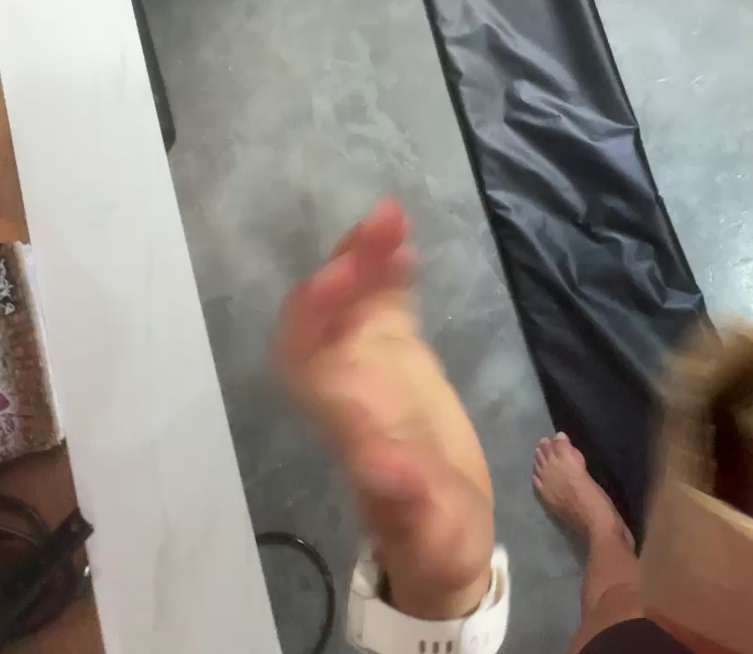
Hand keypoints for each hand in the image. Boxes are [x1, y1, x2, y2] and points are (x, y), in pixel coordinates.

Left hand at [273, 201, 495, 619]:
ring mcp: (371, 364)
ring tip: (393, 214)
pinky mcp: (398, 355)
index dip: (312, 315)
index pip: (304, 360)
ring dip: (367, 254)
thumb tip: (388, 468)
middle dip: (345, 265)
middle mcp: (346, 384)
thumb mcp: (430, 532)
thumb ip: (407, 505)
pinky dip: (390, 272)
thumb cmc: (435, 538)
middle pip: (326, 316)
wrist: (448, 530)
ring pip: (355, 299)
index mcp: (344, 424)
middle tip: (382, 220)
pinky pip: (385, 304)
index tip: (337, 276)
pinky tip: (405, 244)